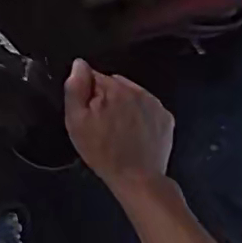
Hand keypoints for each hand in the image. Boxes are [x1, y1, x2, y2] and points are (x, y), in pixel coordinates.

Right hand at [64, 59, 173, 188]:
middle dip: (106, 97)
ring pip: (132, 95)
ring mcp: (154, 104)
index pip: (93, 76)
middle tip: (101, 123)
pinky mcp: (166, 117)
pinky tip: (134, 134)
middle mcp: (136, 90)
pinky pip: (148, 108)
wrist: (137, 178)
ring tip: (118, 130)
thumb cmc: (102, 151)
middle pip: (114, 84)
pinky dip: (140, 116)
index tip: (88, 112)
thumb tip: (79, 64)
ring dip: (123, 105)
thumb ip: (75, 88)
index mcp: (113, 88)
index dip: (87, 93)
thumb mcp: (76, 121)